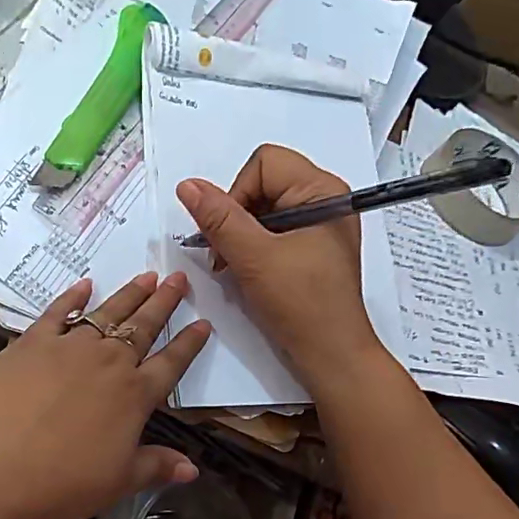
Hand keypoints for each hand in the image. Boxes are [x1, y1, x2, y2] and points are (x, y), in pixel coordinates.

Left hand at [0, 273, 212, 518]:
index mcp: (134, 397)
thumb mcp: (115, 484)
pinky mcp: (30, 342)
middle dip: (164, 302)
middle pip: (143, 326)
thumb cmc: (57, 483)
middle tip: (178, 279)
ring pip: (107, 313)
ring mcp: (68, 348)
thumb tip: (193, 469)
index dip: (189, 344)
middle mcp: (107, 363)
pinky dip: (73, 296)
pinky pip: (58, 311)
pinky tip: (84, 284)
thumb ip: (155, 467)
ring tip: (146, 276)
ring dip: (129, 294)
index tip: (204, 323)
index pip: (172, 364)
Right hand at [175, 145, 387, 391]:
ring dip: (239, 235)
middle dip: (235, 216)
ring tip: (234, 267)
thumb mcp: (254, 258)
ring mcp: (317, 225)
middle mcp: (323, 199)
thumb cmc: (301, 305)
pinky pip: (270, 231)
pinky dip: (250, 248)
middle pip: (261, 182)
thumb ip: (219, 219)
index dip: (236, 194)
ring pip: (261, 209)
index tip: (228, 236)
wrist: (331, 355)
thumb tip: (188, 186)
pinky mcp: (308, 247)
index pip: (263, 164)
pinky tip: (245, 272)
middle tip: (226, 256)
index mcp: (322, 190)